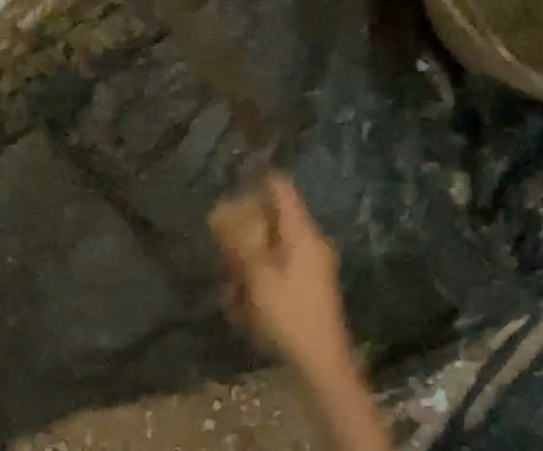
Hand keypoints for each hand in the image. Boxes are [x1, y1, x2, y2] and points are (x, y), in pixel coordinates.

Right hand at [210, 172, 354, 377]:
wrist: (323, 364)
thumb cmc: (289, 314)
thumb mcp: (257, 276)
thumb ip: (238, 242)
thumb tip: (219, 214)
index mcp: (302, 232)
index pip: (280, 186)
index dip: (256, 178)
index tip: (230, 181)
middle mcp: (311, 240)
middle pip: (274, 215)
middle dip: (246, 224)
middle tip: (222, 240)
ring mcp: (314, 262)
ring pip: (275, 241)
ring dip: (251, 252)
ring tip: (232, 277)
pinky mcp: (311, 283)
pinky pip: (281, 262)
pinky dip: (262, 270)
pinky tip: (246, 296)